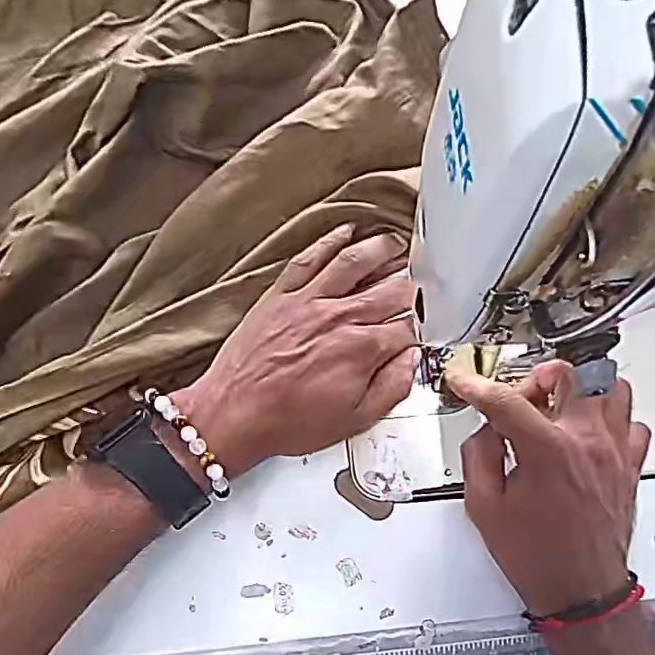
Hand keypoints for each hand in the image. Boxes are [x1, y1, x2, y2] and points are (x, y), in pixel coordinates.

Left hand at [173, 224, 419, 474]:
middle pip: (389, 290)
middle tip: (418, 286)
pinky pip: (311, 257)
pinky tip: (346, 232)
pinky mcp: (281, 296)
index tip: (419, 330)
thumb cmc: (286, 422)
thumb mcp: (352, 421)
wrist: (234, 414)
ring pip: (355, 262)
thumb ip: (390, 389)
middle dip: (411, 288)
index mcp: (360, 350)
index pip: (406, 328)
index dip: (420, 328)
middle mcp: (338, 318)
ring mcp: (308, 302)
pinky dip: (332, 241)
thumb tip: (410, 363)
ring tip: (395, 246)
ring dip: (381, 249)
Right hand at [450, 360, 652, 616]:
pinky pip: (632, 423)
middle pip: (572, 374)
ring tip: (559, 406)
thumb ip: (478, 456)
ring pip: (612, 387)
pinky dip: (610, 419)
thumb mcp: (484, 508)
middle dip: (539, 377)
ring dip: (582, 389)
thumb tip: (485, 431)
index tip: (467, 383)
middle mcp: (587, 444)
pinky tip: (588, 434)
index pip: (506, 400)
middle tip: (523, 396)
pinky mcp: (630, 466)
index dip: (477, 386)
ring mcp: (615, 452)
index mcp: (547, 452)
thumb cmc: (538, 557)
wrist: (579, 590)